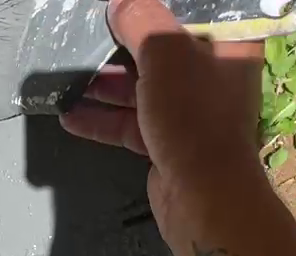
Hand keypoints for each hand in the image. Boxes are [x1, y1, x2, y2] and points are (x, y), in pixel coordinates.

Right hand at [59, 0, 268, 230]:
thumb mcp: (165, 52)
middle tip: (88, 37)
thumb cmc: (192, 113)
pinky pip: (131, 125)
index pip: (191, 12)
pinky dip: (103, 121)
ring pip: (141, 91)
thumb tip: (120, 3)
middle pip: (160, 51)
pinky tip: (71, 117)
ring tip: (68, 79)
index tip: (122, 6)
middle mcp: (210, 75)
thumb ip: (141, 21)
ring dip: (104, 87)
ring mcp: (187, 113)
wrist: (201, 195)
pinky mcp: (166, 145)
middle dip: (121, 47)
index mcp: (227, 42)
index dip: (155, 7)